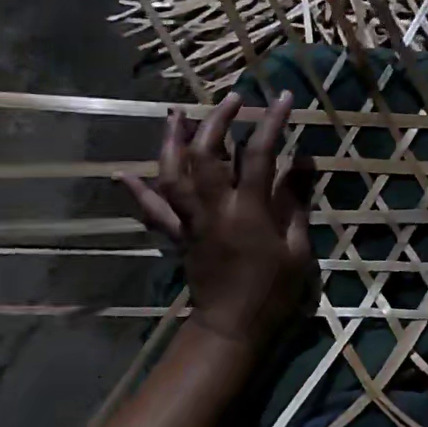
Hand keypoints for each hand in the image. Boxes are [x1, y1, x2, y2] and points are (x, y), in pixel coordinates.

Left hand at [117, 91, 313, 349]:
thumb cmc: (272, 293)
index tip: (284, 97)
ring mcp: (191, 222)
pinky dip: (138, 193)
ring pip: (172, 174)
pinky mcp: (179, 237)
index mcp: (248, 212)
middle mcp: (213, 210)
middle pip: (206, 155)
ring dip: (172, 141)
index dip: (272, 122)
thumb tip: (303, 161)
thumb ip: (296, 203)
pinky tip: (124, 175)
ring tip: (175, 114)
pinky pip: (154, 212)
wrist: (232, 329)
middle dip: (217, 121)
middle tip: (232, 100)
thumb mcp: (296, 250)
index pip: (258, 155)